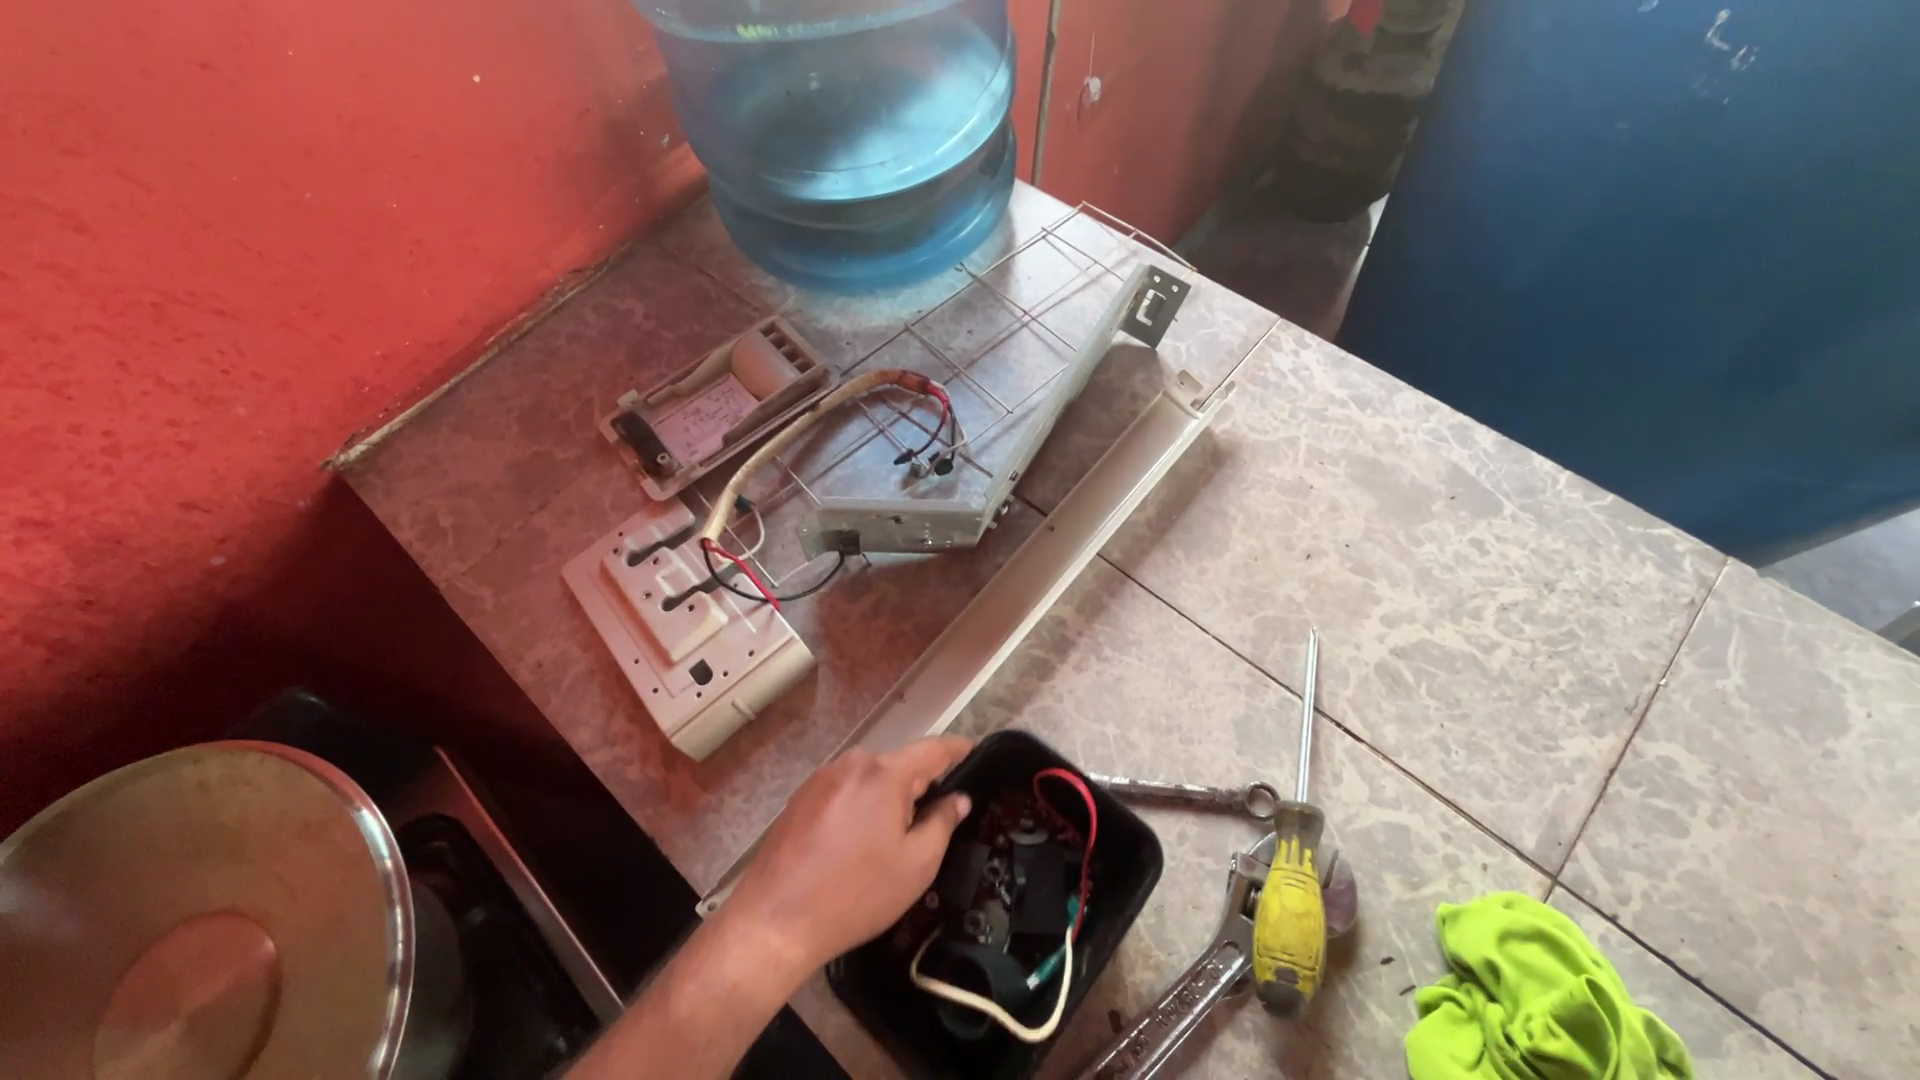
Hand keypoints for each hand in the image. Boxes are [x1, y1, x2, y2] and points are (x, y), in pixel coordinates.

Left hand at [726, 736, 974, 978]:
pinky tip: (860, 843)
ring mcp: (822, 779)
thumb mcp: (916, 865)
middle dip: (921, 783)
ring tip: (897, 836)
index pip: (933, 748)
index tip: (975, 750)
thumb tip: (957, 799)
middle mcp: (852, 764)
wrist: (775, 920)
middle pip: (899, 764)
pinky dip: (861, 807)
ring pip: (870, 779)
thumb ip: (942, 823)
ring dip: (889, 798)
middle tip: (939, 815)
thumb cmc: (856, 894)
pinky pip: (846, 792)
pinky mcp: (801, 798)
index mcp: (884, 774)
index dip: (958, 748)